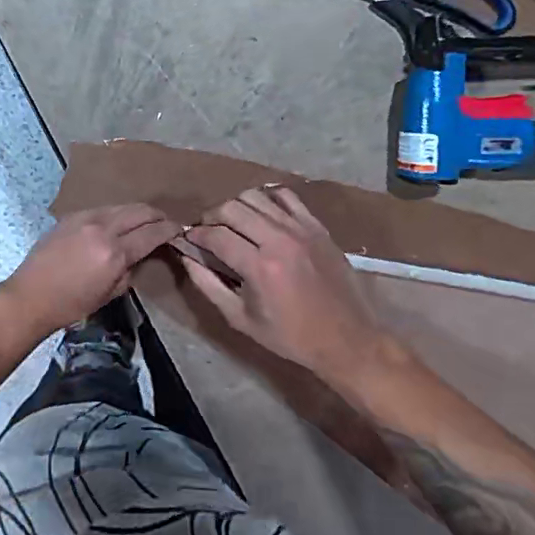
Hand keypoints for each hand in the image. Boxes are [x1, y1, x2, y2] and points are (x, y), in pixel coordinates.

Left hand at [0, 204, 179, 337]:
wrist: (30, 296)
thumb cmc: (72, 304)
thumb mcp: (110, 293)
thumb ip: (131, 269)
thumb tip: (143, 254)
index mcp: (114, 252)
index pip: (152, 233)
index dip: (170, 230)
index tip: (180, 230)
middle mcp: (102, 228)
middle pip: (140, 211)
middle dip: (157, 215)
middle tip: (167, 223)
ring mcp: (85, 218)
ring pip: (121, 206)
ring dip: (137, 212)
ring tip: (145, 221)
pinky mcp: (71, 216)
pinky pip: (102, 209)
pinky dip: (116, 213)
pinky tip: (118, 223)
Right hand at [182, 186, 390, 380]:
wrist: (347, 337)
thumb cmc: (291, 336)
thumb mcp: (241, 319)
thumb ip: (209, 285)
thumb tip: (187, 258)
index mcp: (259, 267)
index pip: (216, 235)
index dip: (196, 234)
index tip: (188, 239)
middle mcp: (279, 240)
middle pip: (232, 208)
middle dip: (211, 216)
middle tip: (208, 231)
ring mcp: (301, 229)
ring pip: (256, 196)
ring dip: (236, 206)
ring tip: (233, 223)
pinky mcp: (317, 226)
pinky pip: (286, 196)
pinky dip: (267, 200)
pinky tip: (262, 215)